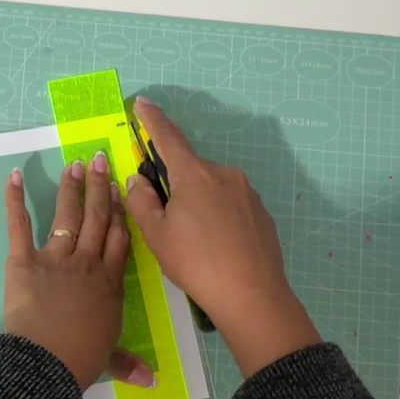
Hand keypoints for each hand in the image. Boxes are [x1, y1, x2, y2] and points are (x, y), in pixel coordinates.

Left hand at [3, 151, 155, 389]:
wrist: (46, 363)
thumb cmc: (79, 361)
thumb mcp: (108, 359)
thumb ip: (127, 363)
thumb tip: (151, 381)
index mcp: (110, 284)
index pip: (120, 241)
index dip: (121, 214)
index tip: (123, 192)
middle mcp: (87, 264)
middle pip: (98, 220)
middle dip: (101, 188)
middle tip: (101, 160)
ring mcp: (57, 259)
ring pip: (68, 216)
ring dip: (72, 189)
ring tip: (75, 165)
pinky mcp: (24, 261)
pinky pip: (20, 225)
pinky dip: (15, 200)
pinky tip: (14, 176)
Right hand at [123, 99, 321, 375]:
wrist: (251, 294)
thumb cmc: (196, 263)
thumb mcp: (156, 235)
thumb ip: (142, 203)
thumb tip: (138, 181)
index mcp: (194, 175)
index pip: (168, 137)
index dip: (152, 120)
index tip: (143, 104)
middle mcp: (223, 174)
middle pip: (190, 169)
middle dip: (174, 183)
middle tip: (163, 216)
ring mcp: (247, 191)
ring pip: (211, 187)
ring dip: (196, 201)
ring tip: (191, 240)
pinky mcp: (261, 212)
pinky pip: (230, 204)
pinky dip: (216, 216)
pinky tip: (214, 245)